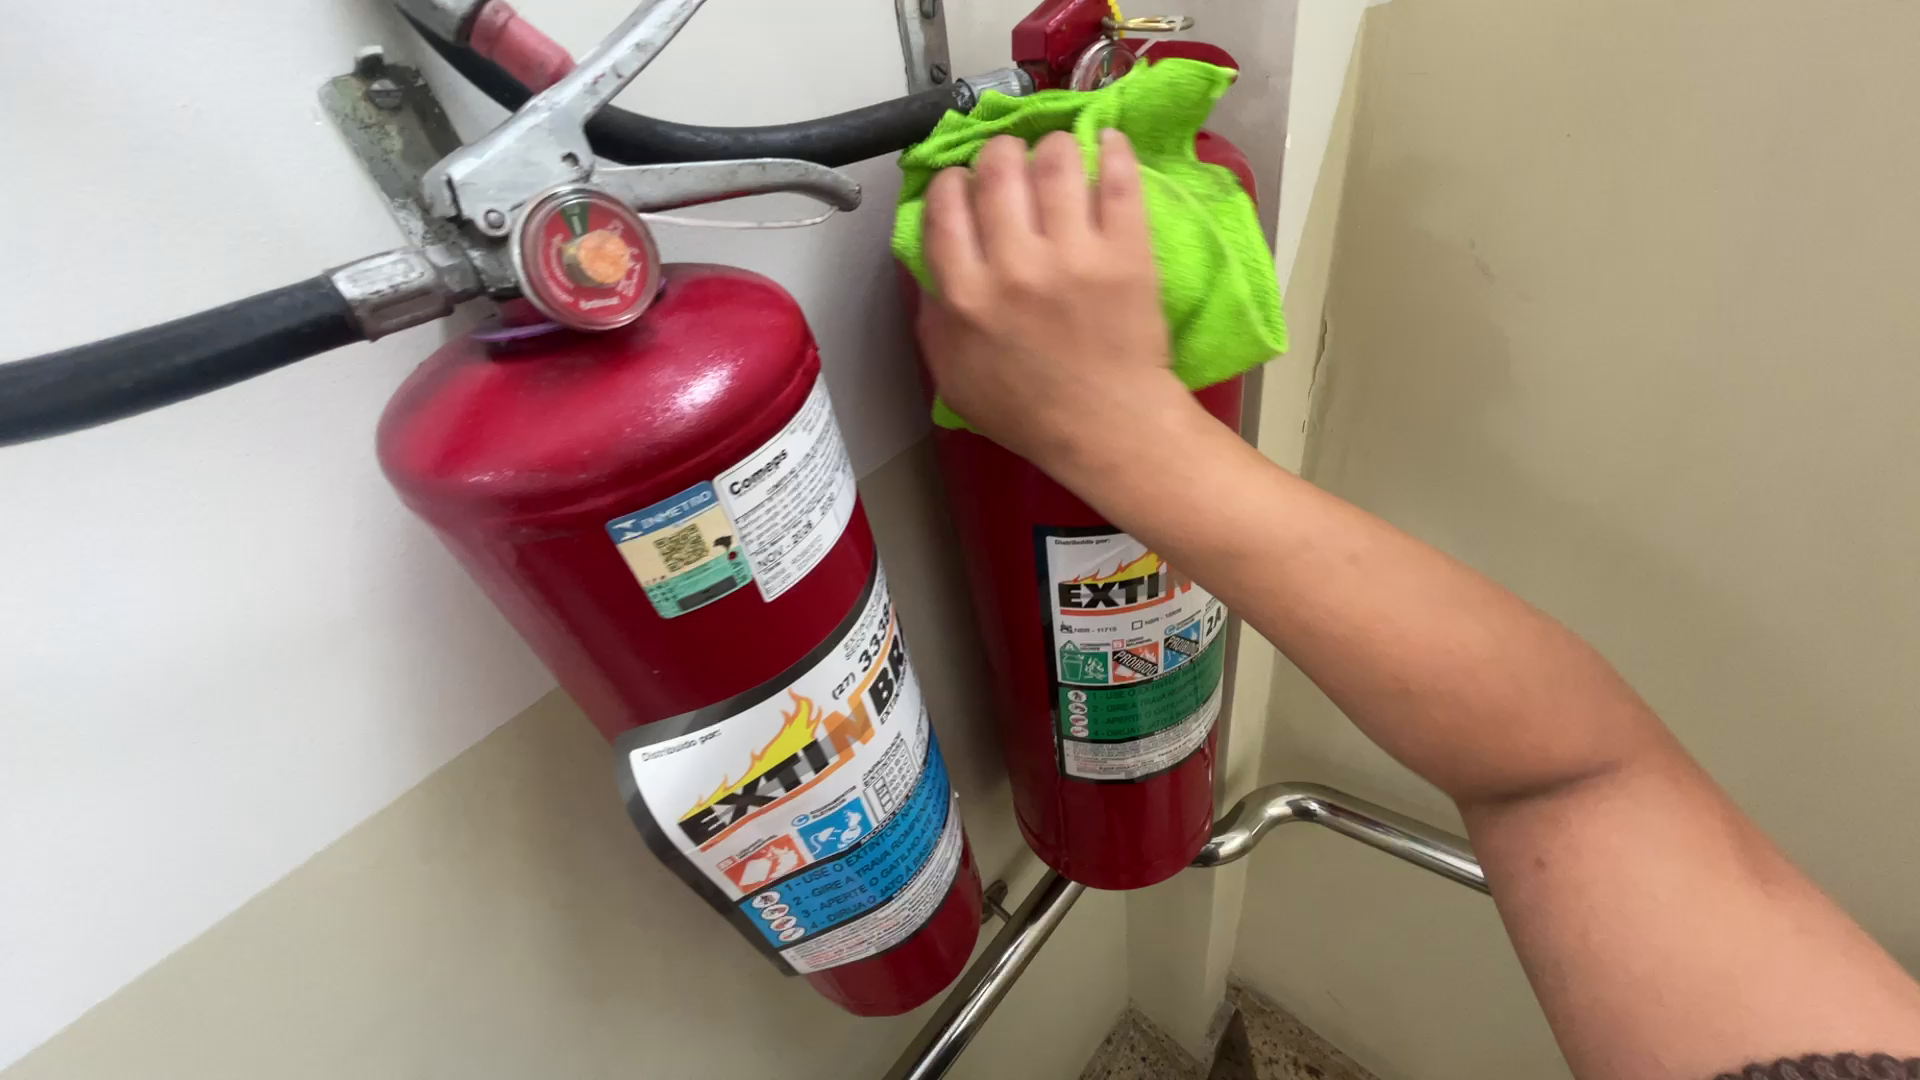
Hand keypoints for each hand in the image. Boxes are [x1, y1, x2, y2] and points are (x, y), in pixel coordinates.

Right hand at [916, 129, 1192, 469]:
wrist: (1105, 430)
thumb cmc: (1027, 413)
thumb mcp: (954, 379)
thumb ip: (933, 320)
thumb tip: (930, 266)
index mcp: (966, 295)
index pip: (947, 201)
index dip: (953, 183)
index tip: (966, 191)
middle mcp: (1014, 267)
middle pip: (997, 166)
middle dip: (999, 156)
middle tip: (1012, 171)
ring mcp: (1073, 256)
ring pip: (1055, 158)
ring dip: (1052, 149)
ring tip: (1058, 163)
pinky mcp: (1126, 253)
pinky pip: (1118, 177)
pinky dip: (1111, 149)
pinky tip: (1106, 145)